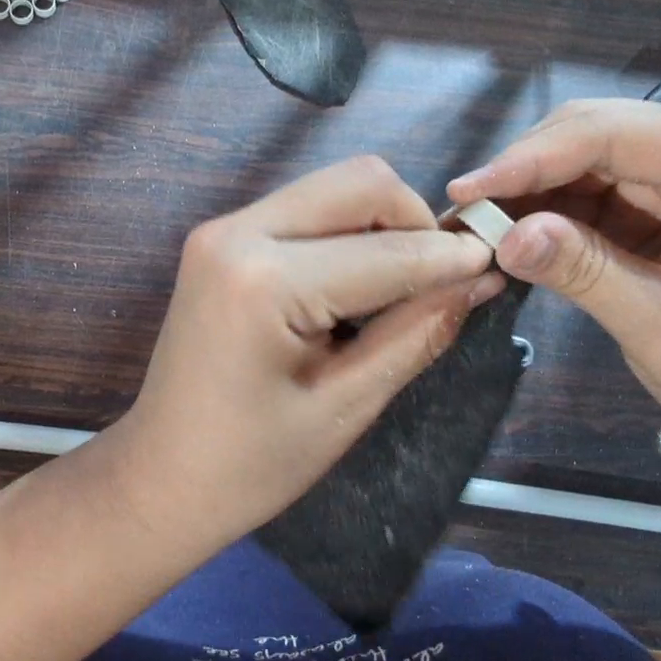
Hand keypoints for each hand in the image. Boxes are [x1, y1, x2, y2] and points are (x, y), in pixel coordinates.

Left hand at [118, 156, 501, 538]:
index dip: (452, 257)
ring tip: (403, 287)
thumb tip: (479, 277)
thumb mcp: (346, 404)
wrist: (160, 477)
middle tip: (443, 280)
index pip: (388, 250)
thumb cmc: (251, 464)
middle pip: (358, 182)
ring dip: (380, 225)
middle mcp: (238, 232)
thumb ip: (417, 331)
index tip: (500, 264)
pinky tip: (357, 284)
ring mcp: (222, 231)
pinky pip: (302, 212)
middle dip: (414, 223)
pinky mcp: (219, 241)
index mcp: (265, 280)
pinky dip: (343, 235)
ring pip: (330, 190)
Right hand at [447, 99, 660, 463]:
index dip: (532, 158)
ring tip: (475, 225)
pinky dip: (542, 206)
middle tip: (463, 213)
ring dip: (526, 188)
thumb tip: (505, 236)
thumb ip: (585, 272)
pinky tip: (507, 230)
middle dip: (524, 169)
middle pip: (595, 130)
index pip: (617, 133)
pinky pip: (586, 184)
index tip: (465, 191)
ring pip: (582, 153)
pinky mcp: (660, 196)